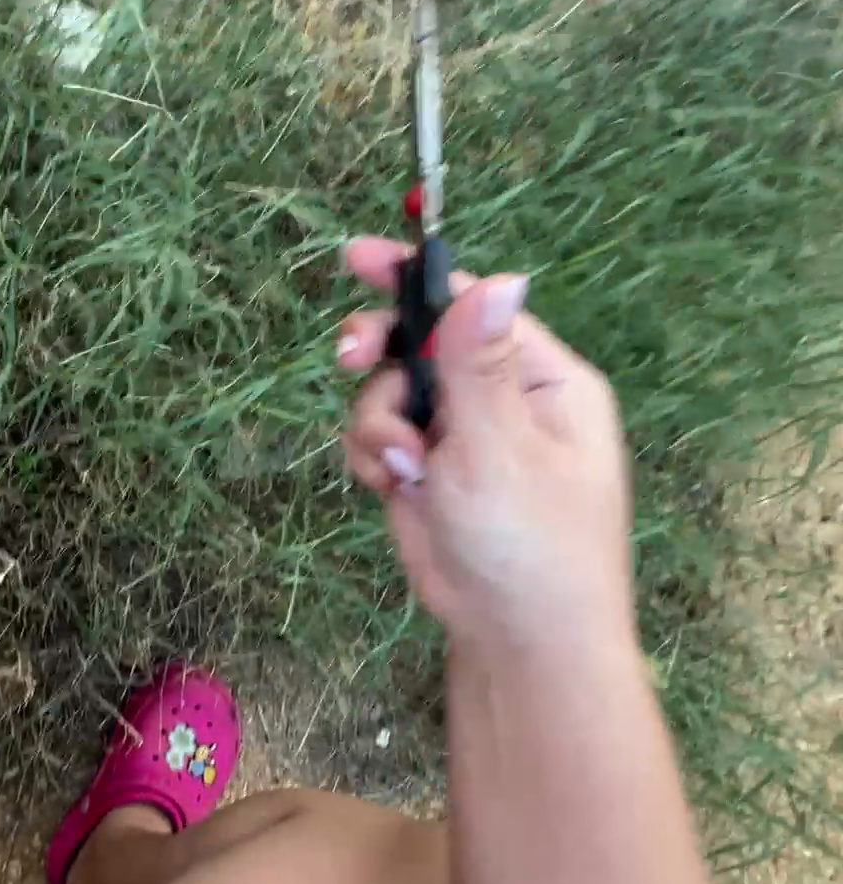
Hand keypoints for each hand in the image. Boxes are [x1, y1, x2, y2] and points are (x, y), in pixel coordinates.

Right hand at [337, 238, 633, 647]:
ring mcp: (452, 433)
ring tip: (400, 469)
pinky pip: (370, 436)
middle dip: (375, 358)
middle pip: (412, 347)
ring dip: (374, 426)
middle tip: (345, 360)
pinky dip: (368, 456)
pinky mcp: (417, 466)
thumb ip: (480, 366)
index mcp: (538, 378)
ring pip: (380, 395)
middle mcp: (494, 397)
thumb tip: (495, 278)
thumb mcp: (500, 447)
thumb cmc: (527, 538)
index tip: (355, 256)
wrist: (508, 627)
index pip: (470, 307)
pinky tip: (390, 485)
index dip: (413, 279)